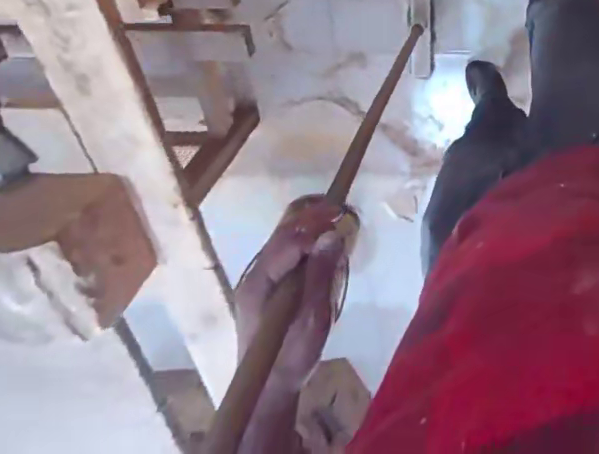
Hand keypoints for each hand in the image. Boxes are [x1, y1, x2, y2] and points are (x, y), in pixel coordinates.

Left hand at [235, 196, 352, 389]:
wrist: (269, 386)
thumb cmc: (293, 355)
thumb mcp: (314, 318)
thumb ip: (321, 275)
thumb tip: (332, 234)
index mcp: (260, 283)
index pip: (290, 241)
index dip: (317, 226)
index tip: (344, 218)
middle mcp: (255, 273)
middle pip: (284, 230)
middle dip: (314, 216)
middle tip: (343, 211)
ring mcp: (259, 276)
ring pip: (284, 234)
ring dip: (311, 222)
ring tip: (338, 220)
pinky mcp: (267, 280)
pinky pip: (287, 246)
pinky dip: (308, 235)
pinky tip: (325, 241)